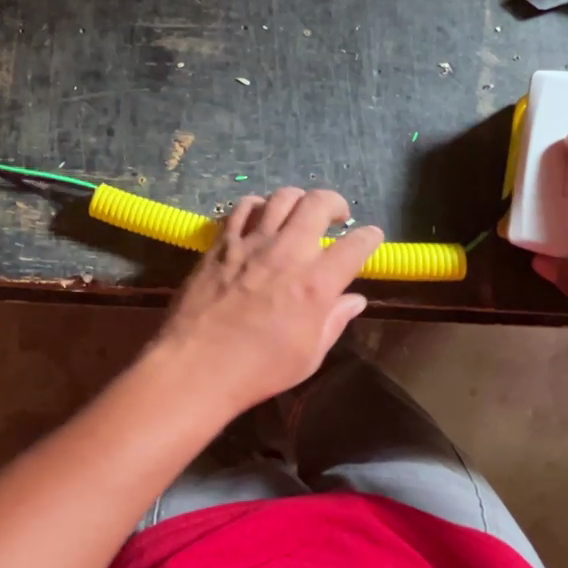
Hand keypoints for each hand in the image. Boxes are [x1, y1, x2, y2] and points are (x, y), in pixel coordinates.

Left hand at [148, 188, 382, 414]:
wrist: (196, 365)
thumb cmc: (257, 370)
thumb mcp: (308, 356)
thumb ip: (333, 321)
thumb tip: (354, 300)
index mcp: (315, 284)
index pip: (355, 246)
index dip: (370, 237)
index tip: (371, 236)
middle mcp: (287, 253)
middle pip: (318, 203)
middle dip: (335, 203)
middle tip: (337, 215)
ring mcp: (251, 243)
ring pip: (281, 197)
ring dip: (297, 199)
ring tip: (299, 212)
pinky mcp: (221, 242)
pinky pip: (242, 208)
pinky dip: (257, 206)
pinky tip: (259, 218)